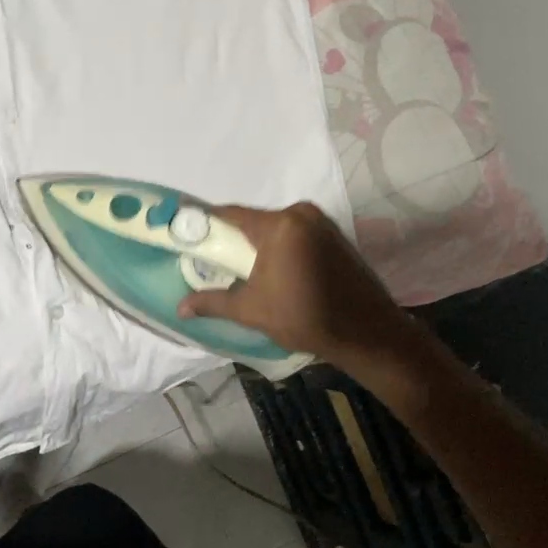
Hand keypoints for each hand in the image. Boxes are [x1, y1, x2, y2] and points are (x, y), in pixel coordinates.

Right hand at [176, 202, 417, 365]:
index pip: (230, 214)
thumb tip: (180, 307)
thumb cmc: (305, 318)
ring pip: (275, 228)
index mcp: (280, 225)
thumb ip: (213, 302)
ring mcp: (322, 223)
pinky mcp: (335, 236)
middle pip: (254, 220)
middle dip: (233, 239)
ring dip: (258, 245)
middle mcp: (302, 214)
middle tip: (213, 260)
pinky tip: (273, 271)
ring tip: (242, 270)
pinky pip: (295, 234)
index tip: (187, 234)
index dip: (205, 223)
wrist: (367, 333)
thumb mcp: (252, 310)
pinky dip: (280, 248)